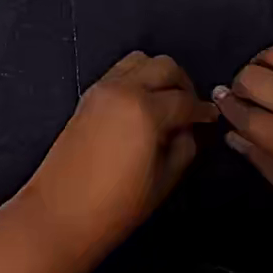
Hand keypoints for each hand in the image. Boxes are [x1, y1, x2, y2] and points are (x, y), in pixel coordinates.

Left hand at [15, 52, 218, 259]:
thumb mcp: (164, 181)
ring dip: (159, 74)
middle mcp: (125, 89)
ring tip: (166, 101)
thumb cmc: (116, 207)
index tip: (212, 118)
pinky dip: (138, 76)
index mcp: (146, 111)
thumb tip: (188, 128)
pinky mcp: (90, 92)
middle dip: (184, 84)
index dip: (203, 110)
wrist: (59, 213)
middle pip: (166, 67)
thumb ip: (184, 146)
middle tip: (190, 108)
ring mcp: (104, 87)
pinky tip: (142, 102)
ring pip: (142, 59)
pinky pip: (121, 69)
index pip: (185, 100)